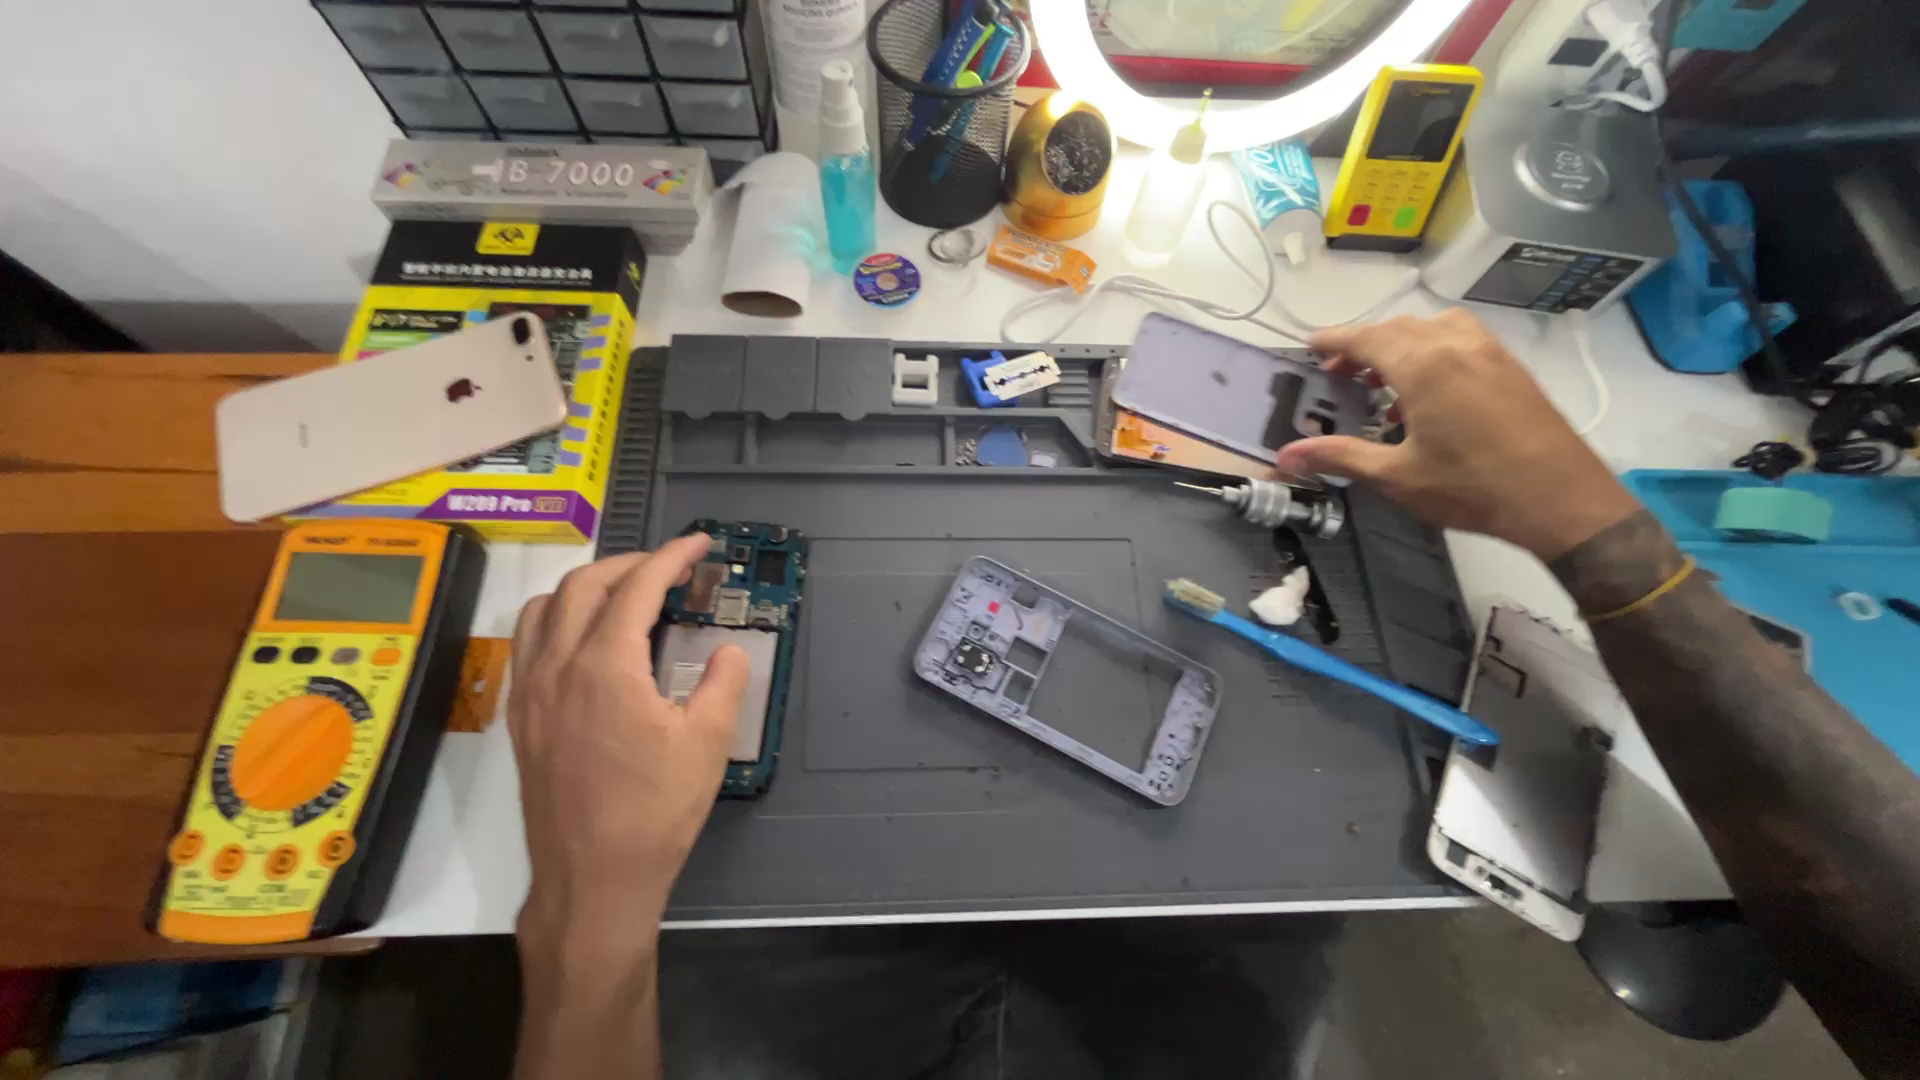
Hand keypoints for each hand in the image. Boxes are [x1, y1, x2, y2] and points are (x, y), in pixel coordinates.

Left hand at [508, 534, 748, 951]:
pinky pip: (529, 643)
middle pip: (585, 585)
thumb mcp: (708, 743)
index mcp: (606, 668)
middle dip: (630, 563)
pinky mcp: (521, 719)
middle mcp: (558, 669)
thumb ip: (722, 682)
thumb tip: (726, 649)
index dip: (671, 557)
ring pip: (546, 608)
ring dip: (588, 587)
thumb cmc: (656, 811)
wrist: (593, 879)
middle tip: (670, 568)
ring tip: (626, 595)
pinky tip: (588, 641)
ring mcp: (531, 694)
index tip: (698, 544)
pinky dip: (560, 619)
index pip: (637, 588)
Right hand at [1278, 309, 1639, 559]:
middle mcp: (1457, 347)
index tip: (1310, 344)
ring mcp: (1490, 354)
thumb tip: (1285, 456)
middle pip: (1398, 328)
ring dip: (1400, 343)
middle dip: (1363, 344)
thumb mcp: (1394, 476)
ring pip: (1434, 328)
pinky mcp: (1511, 369)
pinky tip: (1426, 393)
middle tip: (1337, 372)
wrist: (1560, 500)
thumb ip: (1338, 457)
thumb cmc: (1470, 487)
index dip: (1334, 339)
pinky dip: (1432, 350)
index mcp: (1424, 367)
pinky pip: (1461, 340)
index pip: (1368, 338)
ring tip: (1381, 378)